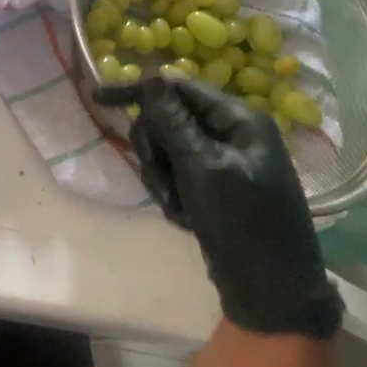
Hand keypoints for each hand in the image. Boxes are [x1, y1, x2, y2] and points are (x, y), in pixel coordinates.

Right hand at [105, 78, 340, 338]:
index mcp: (239, 121)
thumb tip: (151, 79)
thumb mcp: (203, 169)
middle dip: (155, 151)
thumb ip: (174, 124)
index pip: (178, 88)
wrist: (269, 288)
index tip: (96, 99)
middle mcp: (231, 134)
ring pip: (165, 151)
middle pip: (167, 121)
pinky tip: (187, 218)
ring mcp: (222, 162)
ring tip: (178, 208)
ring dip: (162, 179)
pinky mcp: (212, 187)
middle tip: (161, 181)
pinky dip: (172, 196)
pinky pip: (174, 176)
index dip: (137, 91)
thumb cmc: (242, 223)